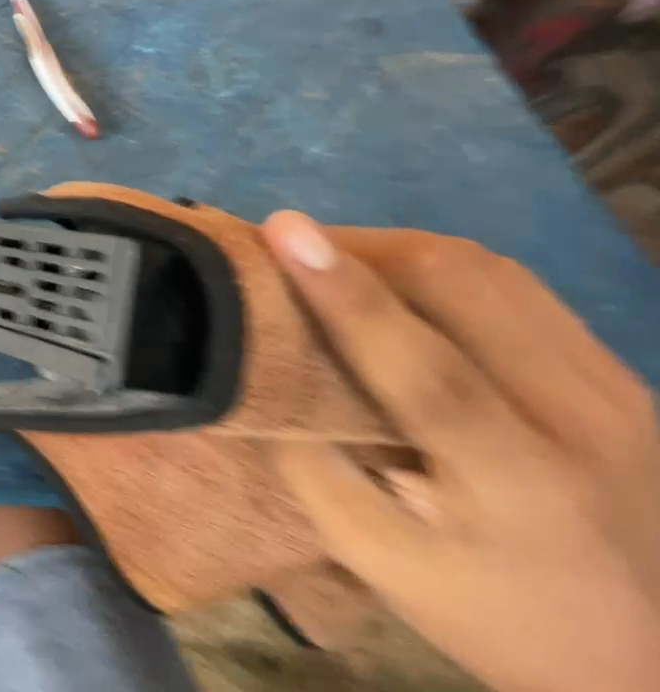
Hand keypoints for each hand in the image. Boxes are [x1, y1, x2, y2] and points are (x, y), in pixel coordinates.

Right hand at [263, 212, 659, 691]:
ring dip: (396, 247)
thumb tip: (259, 372)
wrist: (655, 659)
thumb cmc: (494, 613)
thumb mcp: (379, 562)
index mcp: (518, 485)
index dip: (347, 295)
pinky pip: (518, 288)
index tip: (282, 230)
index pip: (425, 369)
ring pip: (494, 271)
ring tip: (329, 256)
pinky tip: (397, 280)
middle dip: (360, 247)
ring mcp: (620, 390)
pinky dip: (439, 266)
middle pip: (464, 286)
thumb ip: (311, 467)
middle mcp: (586, 421)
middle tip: (283, 248)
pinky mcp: (625, 374)